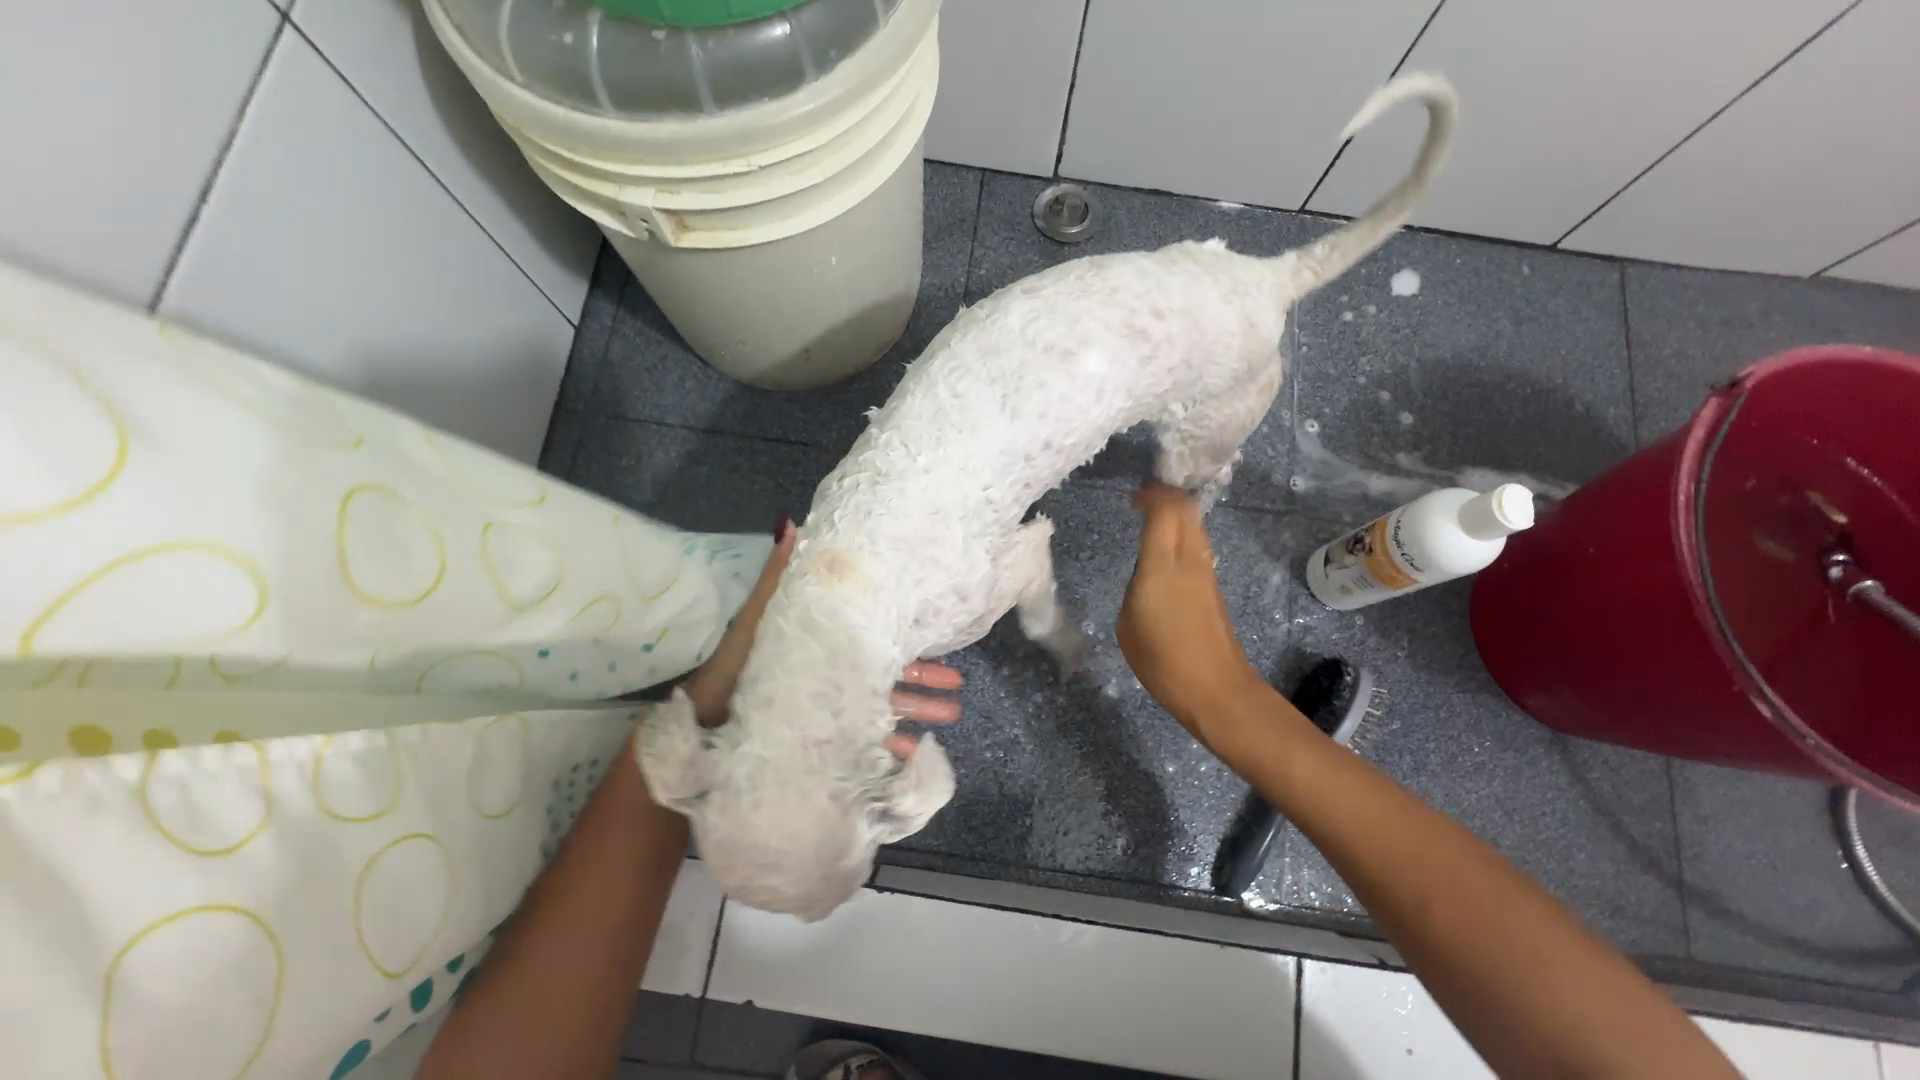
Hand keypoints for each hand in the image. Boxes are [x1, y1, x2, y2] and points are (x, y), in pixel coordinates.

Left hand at [680, 517, 962, 757]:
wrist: (703, 730)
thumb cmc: (735, 672)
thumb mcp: (760, 621)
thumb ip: (778, 579)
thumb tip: (792, 523)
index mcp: (823, 646)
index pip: (875, 640)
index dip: (908, 641)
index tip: (940, 642)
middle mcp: (831, 676)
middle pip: (887, 674)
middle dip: (924, 680)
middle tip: (958, 688)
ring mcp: (828, 711)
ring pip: (883, 708)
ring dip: (916, 711)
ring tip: (949, 717)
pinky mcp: (822, 743)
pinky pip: (863, 745)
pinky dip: (887, 745)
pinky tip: (912, 751)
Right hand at [1118, 483, 1267, 749]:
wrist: (1215, 689)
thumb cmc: (1162, 661)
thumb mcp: (1128, 623)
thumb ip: (1136, 587)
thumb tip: (1147, 574)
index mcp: (1162, 565)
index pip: (1165, 508)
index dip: (1150, 493)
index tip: (1132, 499)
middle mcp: (1189, 559)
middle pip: (1186, 508)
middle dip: (1165, 497)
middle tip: (1141, 504)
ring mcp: (1206, 571)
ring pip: (1195, 525)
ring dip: (1176, 517)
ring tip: (1150, 526)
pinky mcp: (1214, 586)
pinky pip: (1197, 546)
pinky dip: (1181, 537)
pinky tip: (1164, 555)